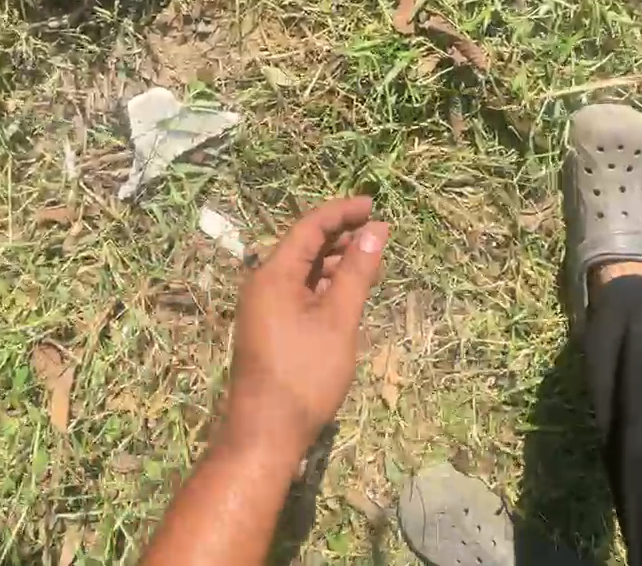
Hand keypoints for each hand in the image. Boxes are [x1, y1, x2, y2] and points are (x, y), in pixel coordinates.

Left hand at [221, 196, 388, 459]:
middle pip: (305, 243)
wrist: (265, 435)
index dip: (343, 211)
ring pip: (303, 268)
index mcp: (274, 273)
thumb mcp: (338, 319)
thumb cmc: (304, 374)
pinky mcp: (269, 325)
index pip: (311, 226)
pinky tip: (348, 289)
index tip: (374, 206)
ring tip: (370, 258)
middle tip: (377, 231)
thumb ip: (357, 271)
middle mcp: (264, 282)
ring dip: (335, 258)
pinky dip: (325, 282)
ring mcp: (264, 305)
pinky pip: (299, 289)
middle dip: (341, 233)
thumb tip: (376, 229)